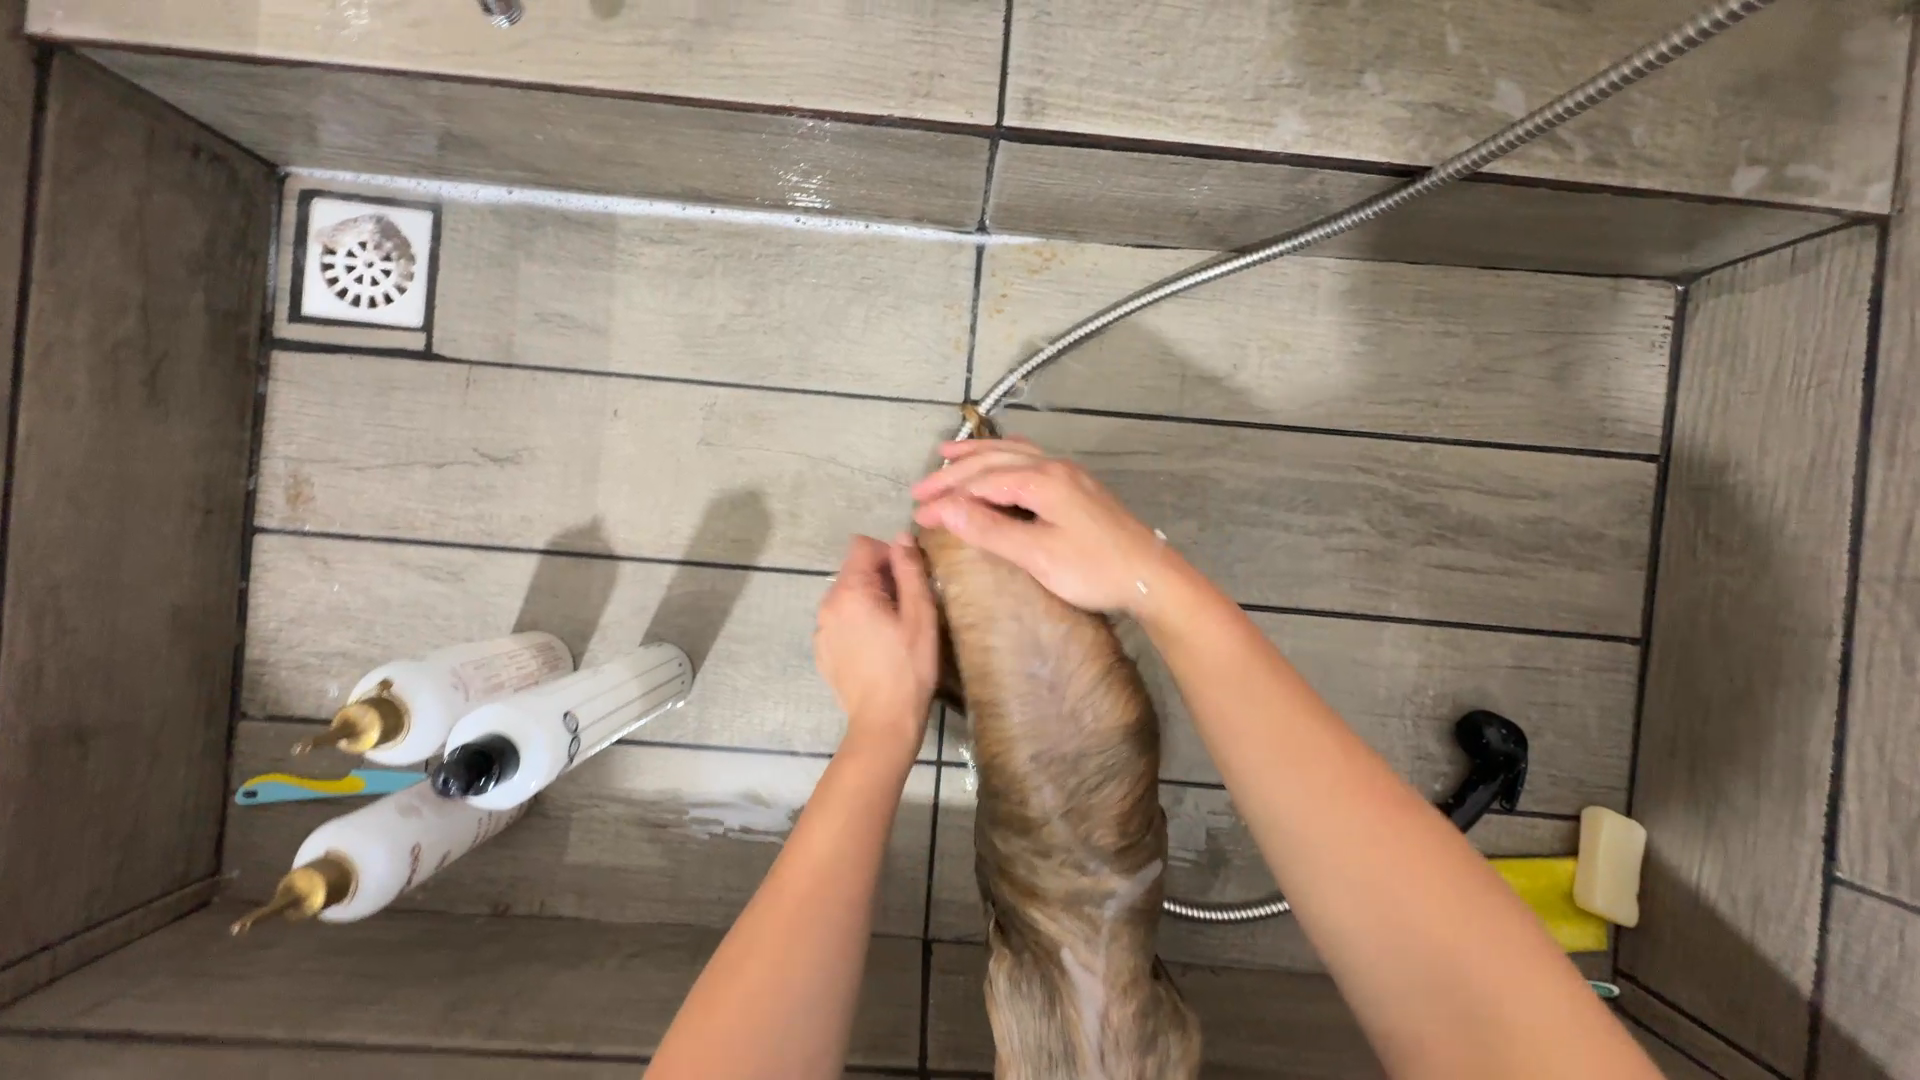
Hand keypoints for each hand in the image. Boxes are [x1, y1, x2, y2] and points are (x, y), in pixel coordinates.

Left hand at [814, 533, 937, 761]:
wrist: (883, 721)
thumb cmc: (909, 666)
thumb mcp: (920, 614)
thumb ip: (910, 570)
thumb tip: (901, 537)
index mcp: (850, 591)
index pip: (863, 545)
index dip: (889, 553)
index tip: (909, 580)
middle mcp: (827, 604)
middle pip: (854, 571)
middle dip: (880, 579)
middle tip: (906, 609)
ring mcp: (821, 629)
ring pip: (847, 597)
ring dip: (868, 602)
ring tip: (892, 631)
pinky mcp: (822, 651)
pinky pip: (840, 621)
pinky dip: (857, 624)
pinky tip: (876, 650)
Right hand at [910, 437, 1170, 613]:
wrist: (1151, 578)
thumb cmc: (1094, 570)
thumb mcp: (1037, 555)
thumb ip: (990, 530)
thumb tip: (946, 510)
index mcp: (1042, 481)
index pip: (981, 483)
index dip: (947, 498)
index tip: (918, 516)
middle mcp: (1054, 468)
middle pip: (993, 461)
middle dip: (954, 474)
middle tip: (920, 490)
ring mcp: (1069, 475)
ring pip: (1013, 453)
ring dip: (977, 456)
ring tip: (946, 455)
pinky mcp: (1078, 487)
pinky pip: (1030, 459)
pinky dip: (1004, 457)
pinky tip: (1001, 460)